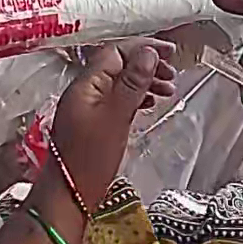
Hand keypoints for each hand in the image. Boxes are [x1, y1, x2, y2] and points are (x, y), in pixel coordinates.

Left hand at [47, 39, 175, 204]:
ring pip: (119, 83)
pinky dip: (135, 98)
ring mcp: (87, 107)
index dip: (143, 48)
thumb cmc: (91, 158)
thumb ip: (132, 84)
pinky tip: (150, 104)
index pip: (115, 52)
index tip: (170, 52)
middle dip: (146, 65)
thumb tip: (149, 53)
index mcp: (85, 84)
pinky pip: (116, 100)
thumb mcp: (116, 117)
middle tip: (173, 74)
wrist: (69, 195)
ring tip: (169, 90)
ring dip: (144, 82)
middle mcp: (84, 91)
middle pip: (118, 66)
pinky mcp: (93, 123)